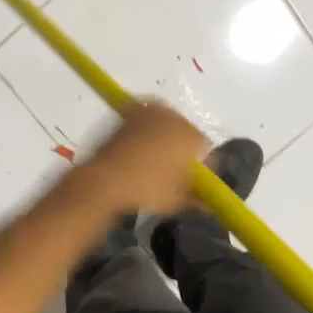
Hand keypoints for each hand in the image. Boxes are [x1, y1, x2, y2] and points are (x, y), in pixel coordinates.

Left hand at [75, 100, 208, 213]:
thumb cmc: (146, 189)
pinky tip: (137, 152)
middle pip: (187, 134)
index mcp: (193, 136)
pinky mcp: (131, 110)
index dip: (201, 168)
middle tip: (173, 173)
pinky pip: (147, 122)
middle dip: (183, 150)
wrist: (104, 179)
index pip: (207, 151)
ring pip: (167, 126)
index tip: (193, 183)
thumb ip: (196, 199)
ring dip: (165, 140)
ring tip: (153, 163)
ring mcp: (152, 110)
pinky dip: (146, 133)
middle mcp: (176, 117)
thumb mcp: (176, 201)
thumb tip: (206, 203)